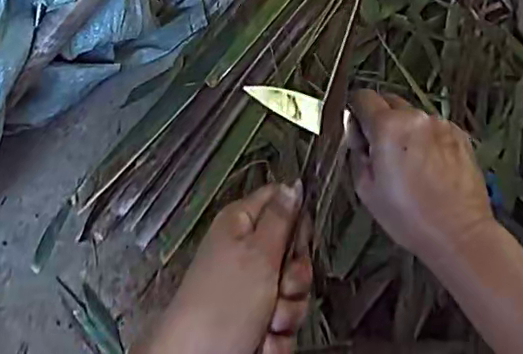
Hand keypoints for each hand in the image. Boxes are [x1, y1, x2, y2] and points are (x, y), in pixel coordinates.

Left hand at [136, 182, 312, 353]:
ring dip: (287, 312)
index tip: (297, 241)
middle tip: (281, 288)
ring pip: (292, 292)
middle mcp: (246, 252)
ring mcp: (251, 290)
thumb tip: (293, 184)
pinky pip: (284, 324)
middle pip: (292, 252)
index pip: (280, 202)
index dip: (297, 219)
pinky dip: (277, 338)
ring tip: (267, 324)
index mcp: (241, 223)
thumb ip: (281, 218)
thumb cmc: (224, 304)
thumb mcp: (257, 254)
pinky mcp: (255, 324)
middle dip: (295, 277)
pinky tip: (262, 343)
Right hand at [347, 90, 496, 263]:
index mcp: (387, 126)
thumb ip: (356, 151)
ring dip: (406, 130)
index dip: (357, 112)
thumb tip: (356, 130)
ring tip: (412, 164)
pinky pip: (434, 127)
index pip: (363, 97)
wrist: (460, 234)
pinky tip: (432, 166)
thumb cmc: (409, 217)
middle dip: (381, 120)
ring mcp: (440, 123)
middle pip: (389, 102)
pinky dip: (428, 139)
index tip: (359, 131)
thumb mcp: (366, 189)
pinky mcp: (459, 133)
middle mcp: (414, 116)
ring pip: (412, 116)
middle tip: (383, 151)